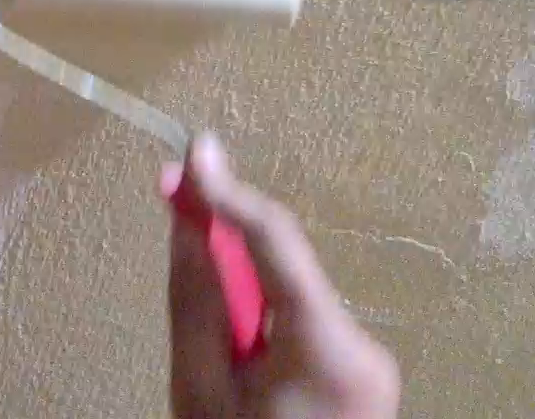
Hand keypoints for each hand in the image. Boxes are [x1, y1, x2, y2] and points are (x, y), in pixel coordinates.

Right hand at [165, 136, 400, 418]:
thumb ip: (194, 293)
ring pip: (281, 281)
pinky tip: (226, 324)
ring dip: (234, 269)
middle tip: (170, 188)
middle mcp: (361, 345)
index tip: (192, 150)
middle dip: (223, 227)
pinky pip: (291, 306)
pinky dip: (252, 296)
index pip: (275, 242)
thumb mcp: (200, 384)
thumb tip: (186, 214)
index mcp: (329, 352)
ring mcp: (364, 356)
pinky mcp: (354, 363)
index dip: (228, 191)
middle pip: (278, 258)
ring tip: (197, 293)